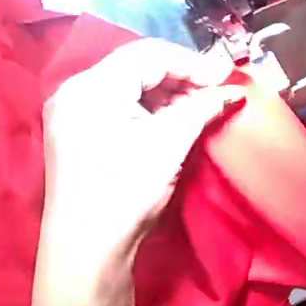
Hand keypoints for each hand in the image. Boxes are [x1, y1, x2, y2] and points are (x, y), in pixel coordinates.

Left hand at [38, 39, 243, 297]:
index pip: (149, 55)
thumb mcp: (169, 143)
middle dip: (181, 76)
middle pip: (137, 66)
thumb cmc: (126, 192)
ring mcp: (72, 112)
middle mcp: (75, 90)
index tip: (226, 77)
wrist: (87, 251)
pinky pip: (117, 105)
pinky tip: (173, 118)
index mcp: (92, 86)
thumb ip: (202, 108)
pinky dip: (147, 108)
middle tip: (216, 90)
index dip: (192, 63)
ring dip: (166, 92)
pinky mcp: (76, 132)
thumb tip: (233, 91)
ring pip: (128, 85)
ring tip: (200, 106)